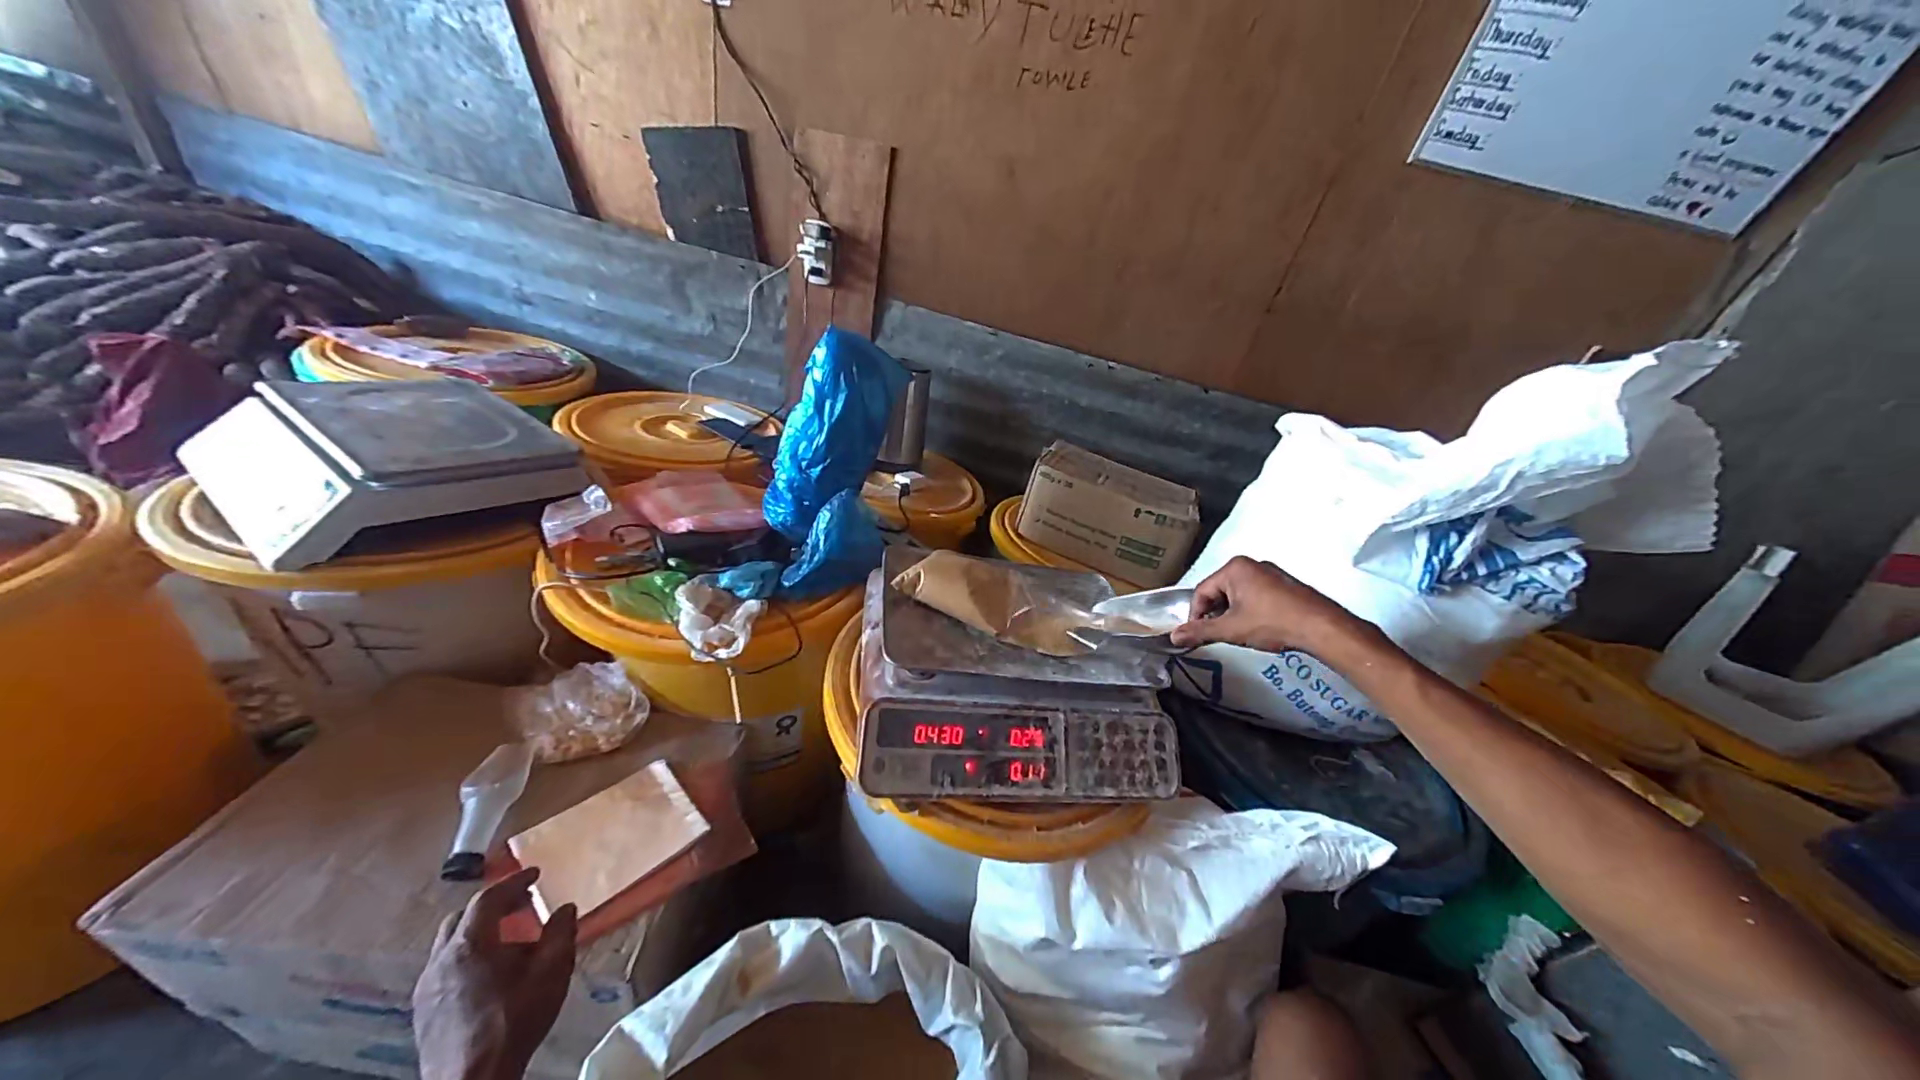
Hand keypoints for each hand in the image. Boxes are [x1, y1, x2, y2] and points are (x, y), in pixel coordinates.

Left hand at [413, 867, 576, 1079]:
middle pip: (462, 918)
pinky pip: (445, 969)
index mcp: (470, 946)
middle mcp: (441, 961)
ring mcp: (427, 989)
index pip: (488, 899)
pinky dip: (468, 958)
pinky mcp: (423, 1013)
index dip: (513, 882)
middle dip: (493, 906)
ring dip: (480, 934)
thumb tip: (564, 909)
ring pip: (450, 945)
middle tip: (522, 906)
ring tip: (510, 943)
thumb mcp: (552, 971)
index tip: (535, 873)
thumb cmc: (514, 1020)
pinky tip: (490, 976)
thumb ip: (560, 934)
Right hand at [1170, 556, 1381, 660]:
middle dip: (1216, 614)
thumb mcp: (1230, 629)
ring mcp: (1270, 573)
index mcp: (1234, 568)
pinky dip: (1250, 611)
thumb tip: (1174, 636)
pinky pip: (1256, 596)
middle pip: (1219, 591)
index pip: (1202, 591)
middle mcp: (1252, 565)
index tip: (1198, 633)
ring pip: (1238, 595)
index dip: (1196, 615)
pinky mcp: (1284, 585)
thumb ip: (1200, 631)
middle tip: (1219, 634)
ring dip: (1233, 614)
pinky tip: (1258, 628)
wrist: (1320, 628)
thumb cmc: (1273, 622)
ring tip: (1240, 633)